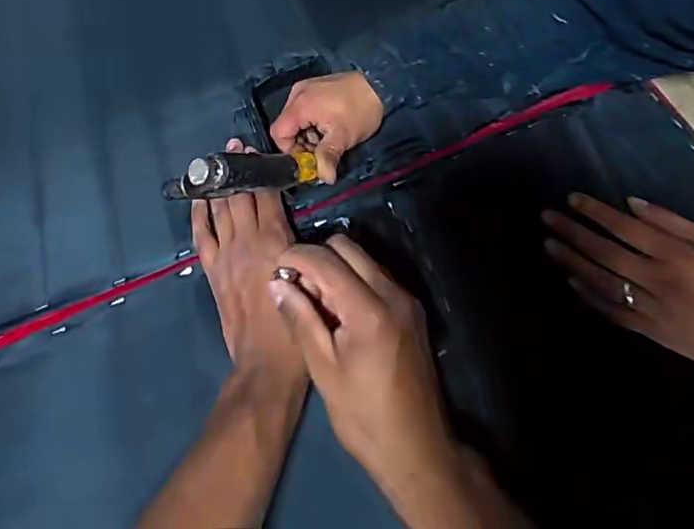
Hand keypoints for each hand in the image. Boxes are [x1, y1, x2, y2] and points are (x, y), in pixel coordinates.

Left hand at [191, 140, 304, 386]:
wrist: (266, 363)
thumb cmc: (297, 322)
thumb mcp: (308, 276)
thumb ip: (299, 247)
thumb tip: (292, 226)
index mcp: (275, 240)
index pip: (266, 196)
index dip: (262, 171)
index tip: (258, 151)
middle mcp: (247, 242)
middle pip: (241, 196)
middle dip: (237, 169)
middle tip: (235, 146)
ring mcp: (226, 256)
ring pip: (221, 210)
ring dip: (218, 184)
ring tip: (217, 160)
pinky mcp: (213, 271)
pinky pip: (202, 237)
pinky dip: (199, 215)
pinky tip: (198, 199)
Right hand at [266, 236, 460, 495]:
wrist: (417, 447)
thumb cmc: (363, 416)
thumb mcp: (323, 370)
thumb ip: (301, 318)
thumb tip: (277, 282)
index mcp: (369, 308)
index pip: (327, 260)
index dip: (297, 256)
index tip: (275, 266)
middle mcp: (392, 291)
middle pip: (347, 247)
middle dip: (316, 257)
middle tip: (295, 285)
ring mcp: (406, 297)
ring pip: (363, 258)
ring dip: (335, 267)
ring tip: (313, 300)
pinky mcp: (412, 307)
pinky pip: (376, 275)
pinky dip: (353, 279)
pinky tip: (338, 309)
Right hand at [268, 72, 383, 182]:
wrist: (380, 84)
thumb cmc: (359, 111)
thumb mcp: (343, 137)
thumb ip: (328, 157)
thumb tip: (325, 178)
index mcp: (299, 104)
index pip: (278, 133)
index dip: (290, 151)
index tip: (310, 158)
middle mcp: (297, 93)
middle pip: (287, 126)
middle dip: (301, 143)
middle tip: (322, 150)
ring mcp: (307, 86)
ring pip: (296, 118)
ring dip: (308, 133)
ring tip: (330, 137)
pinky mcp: (316, 85)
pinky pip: (304, 108)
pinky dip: (313, 120)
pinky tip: (331, 124)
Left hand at [542, 194, 693, 381]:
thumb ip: (669, 220)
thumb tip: (630, 203)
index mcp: (674, 252)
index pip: (624, 226)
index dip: (595, 211)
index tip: (571, 199)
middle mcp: (658, 277)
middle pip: (605, 251)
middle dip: (573, 232)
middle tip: (548, 218)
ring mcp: (652, 307)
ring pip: (602, 281)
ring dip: (573, 261)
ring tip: (550, 245)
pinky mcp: (650, 331)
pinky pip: (612, 311)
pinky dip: (589, 296)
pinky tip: (572, 281)